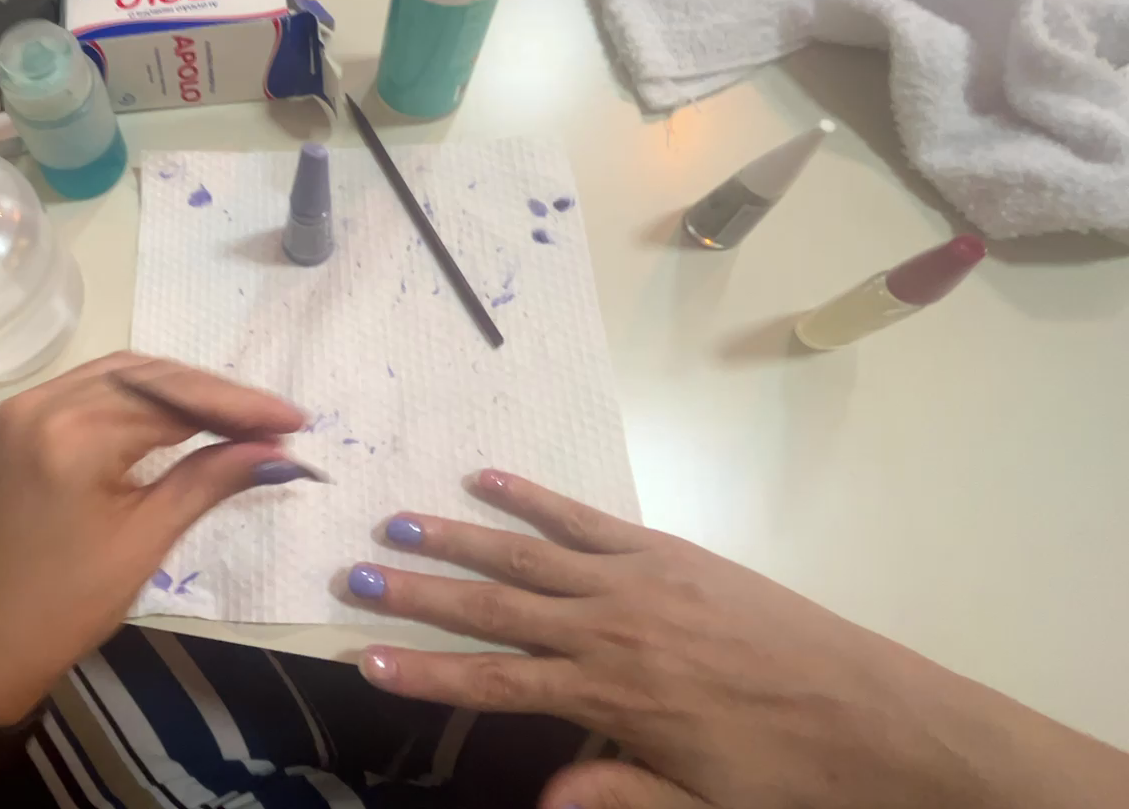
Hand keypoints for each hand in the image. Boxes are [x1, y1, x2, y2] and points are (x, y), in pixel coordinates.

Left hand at [0, 352, 307, 723]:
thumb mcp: (146, 540)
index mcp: (71, 438)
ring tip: (234, 414)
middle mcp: (40, 403)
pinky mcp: (14, 416)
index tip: (293, 419)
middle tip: (270, 418)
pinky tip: (175, 412)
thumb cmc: (67, 607)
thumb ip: (211, 479)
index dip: (238, 406)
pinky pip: (88, 388)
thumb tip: (280, 452)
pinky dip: (137, 395)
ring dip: (178, 389)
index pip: (171, 401)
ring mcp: (20, 405)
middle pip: (147, 376)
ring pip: (119, 374)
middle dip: (214, 394)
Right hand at [344, 471, 1128, 808]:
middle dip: (417, 593)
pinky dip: (527, 495)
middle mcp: (604, 627)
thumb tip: (540, 799)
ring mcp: (627, 578)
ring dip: (455, 537)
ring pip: (521, 552)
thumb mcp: (708, 806)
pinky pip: (578, 516)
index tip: (365, 657)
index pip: (494, 682)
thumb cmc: (795, 776)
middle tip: (357, 573)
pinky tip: (485, 477)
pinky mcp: (657, 547)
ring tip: (399, 521)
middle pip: (490, 606)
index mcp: (610, 694)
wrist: (895, 721)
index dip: (425, 672)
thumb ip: (619, 792)